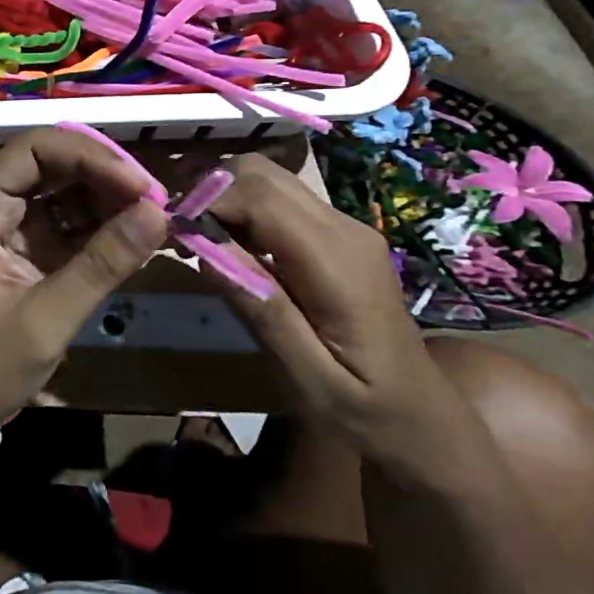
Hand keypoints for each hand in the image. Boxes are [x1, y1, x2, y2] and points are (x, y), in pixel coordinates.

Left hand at [0, 128, 167, 470]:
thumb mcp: (45, 319)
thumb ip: (101, 264)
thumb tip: (159, 212)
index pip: (34, 151)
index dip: (88, 155)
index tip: (137, 183)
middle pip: (54, 165)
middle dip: (106, 175)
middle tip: (156, 200)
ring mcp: (16, 231)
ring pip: (69, 192)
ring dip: (112, 199)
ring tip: (155, 218)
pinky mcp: (35, 254)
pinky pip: (75, 225)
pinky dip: (107, 228)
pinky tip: (139, 237)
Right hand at [206, 155, 462, 458]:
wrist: (423, 421)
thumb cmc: (366, 413)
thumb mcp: (309, 381)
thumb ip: (262, 311)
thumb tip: (205, 246)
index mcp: (337, 261)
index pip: (258, 195)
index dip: (206, 200)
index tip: (169, 230)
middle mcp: (343, 228)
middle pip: (261, 173)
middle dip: (210, 190)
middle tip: (177, 234)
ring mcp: (345, 227)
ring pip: (268, 179)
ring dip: (224, 196)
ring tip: (195, 239)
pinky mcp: (338, 234)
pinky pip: (280, 200)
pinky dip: (243, 209)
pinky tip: (228, 246)